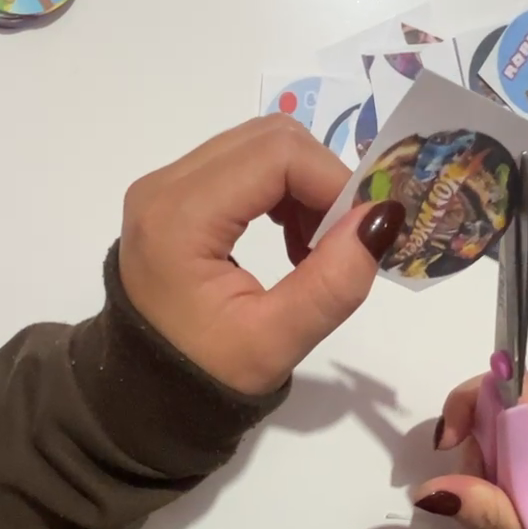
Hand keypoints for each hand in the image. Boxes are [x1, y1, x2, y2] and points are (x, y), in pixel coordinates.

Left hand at [119, 116, 405, 395]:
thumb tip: (382, 217)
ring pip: (257, 147)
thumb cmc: (205, 374)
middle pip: (268, 139)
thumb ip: (330, 284)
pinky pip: (241, 166)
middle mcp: (164, 186)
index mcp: (178, 218)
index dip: (333, 181)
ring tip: (314, 249)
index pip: (276, 155)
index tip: (363, 231)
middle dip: (320, 180)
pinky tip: (291, 240)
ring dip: (303, 186)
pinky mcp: (174, 196)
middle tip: (342, 240)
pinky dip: (280, 191)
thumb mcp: (274, 343)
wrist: (146, 389)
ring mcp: (165, 186)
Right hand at [410, 374, 527, 528]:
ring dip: (493, 469)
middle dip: (479, 454)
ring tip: (508, 516)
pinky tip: (520, 507)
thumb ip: (486, 509)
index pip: (511, 386)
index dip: (469, 403)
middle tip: (485, 505)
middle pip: (503, 412)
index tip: (449, 446)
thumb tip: (426, 492)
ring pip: (510, 431)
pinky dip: (512, 472)